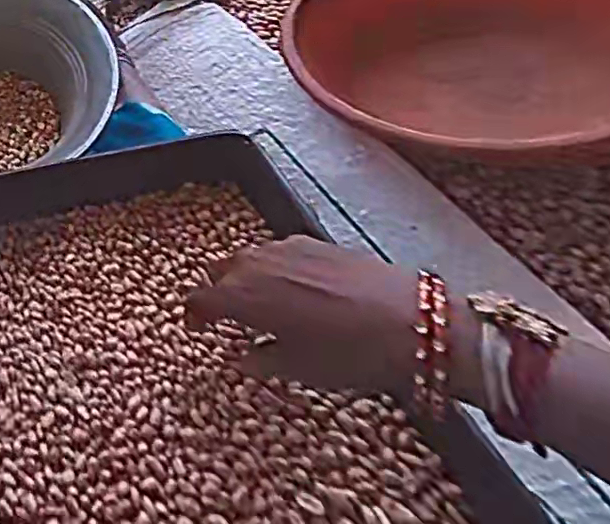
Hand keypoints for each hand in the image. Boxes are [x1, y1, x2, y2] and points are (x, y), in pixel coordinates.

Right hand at [185, 236, 420, 395]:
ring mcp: (277, 248)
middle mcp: (250, 265)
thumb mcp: (305, 368)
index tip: (198, 327)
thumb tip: (239, 358)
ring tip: (271, 302)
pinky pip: (274, 252)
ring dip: (246, 278)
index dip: (194, 314)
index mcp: (241, 297)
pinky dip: (275, 269)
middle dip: (220, 293)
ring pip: (245, 259)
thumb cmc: (353, 352)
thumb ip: (262, 360)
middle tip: (237, 317)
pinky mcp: (304, 240)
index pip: (199, 299)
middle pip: (217, 273)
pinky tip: (302, 288)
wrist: (415, 320)